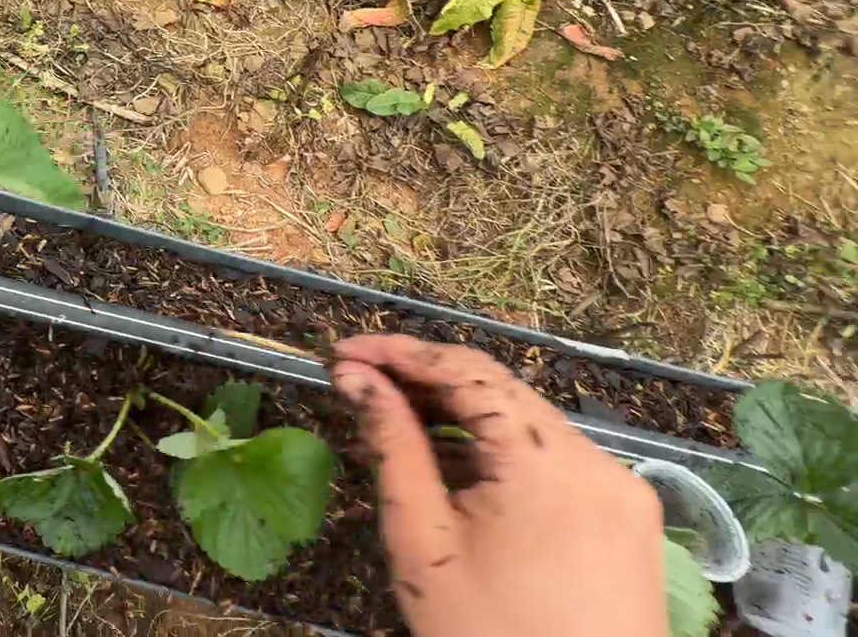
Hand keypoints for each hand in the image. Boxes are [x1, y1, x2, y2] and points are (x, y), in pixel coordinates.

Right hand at [331, 334, 665, 636]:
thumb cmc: (485, 630)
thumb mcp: (420, 534)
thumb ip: (391, 442)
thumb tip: (356, 376)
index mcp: (546, 463)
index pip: (461, 371)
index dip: (395, 351)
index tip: (338, 352)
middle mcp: (595, 462)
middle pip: (493, 387)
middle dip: (418, 373)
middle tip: (355, 377)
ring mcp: (617, 490)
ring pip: (518, 416)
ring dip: (451, 405)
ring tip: (387, 410)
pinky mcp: (621, 516)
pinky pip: (544, 452)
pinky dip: (487, 440)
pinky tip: (442, 454)